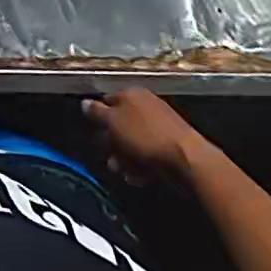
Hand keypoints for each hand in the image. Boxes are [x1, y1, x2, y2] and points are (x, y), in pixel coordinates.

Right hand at [83, 88, 214, 184]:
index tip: (93, 136)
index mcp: (131, 94)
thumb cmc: (144, 137)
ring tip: (124, 172)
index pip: (106, 101)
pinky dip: (141, 165)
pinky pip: (147, 154)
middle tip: (109, 159)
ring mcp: (159, 125)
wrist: (186, 160)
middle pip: (119, 124)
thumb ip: (96, 112)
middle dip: (111, 144)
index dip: (97, 119)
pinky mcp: (169, 145)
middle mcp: (145, 105)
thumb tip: (84, 102)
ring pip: (132, 142)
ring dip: (124, 159)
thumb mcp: (113, 122)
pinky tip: (139, 177)